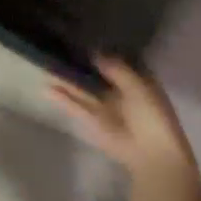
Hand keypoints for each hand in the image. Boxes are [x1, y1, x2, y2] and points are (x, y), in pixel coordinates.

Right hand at [51, 57, 200, 200]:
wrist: (154, 156)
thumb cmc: (153, 118)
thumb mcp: (139, 88)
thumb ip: (119, 71)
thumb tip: (97, 55)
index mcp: (139, 85)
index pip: (119, 66)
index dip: (102, 57)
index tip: (84, 45)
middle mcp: (121, 96)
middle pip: (98, 79)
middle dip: (81, 70)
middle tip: (60, 55)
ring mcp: (107, 112)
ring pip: (85, 93)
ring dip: (67, 84)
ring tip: (46, 71)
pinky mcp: (94, 126)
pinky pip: (78, 109)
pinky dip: (64, 101)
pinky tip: (48, 90)